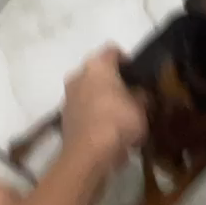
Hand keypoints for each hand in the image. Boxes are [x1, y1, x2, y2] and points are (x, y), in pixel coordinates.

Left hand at [59, 45, 148, 174]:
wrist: (88, 154)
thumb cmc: (118, 121)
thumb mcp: (142, 108)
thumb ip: (142, 96)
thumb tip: (139, 94)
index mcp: (97, 66)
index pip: (112, 50)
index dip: (126, 60)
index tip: (137, 74)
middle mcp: (78, 75)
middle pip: (98, 71)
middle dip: (112, 81)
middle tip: (130, 95)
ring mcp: (68, 96)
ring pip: (88, 90)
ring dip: (101, 99)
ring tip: (119, 116)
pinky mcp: (64, 116)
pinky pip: (83, 109)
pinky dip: (93, 115)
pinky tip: (107, 130)